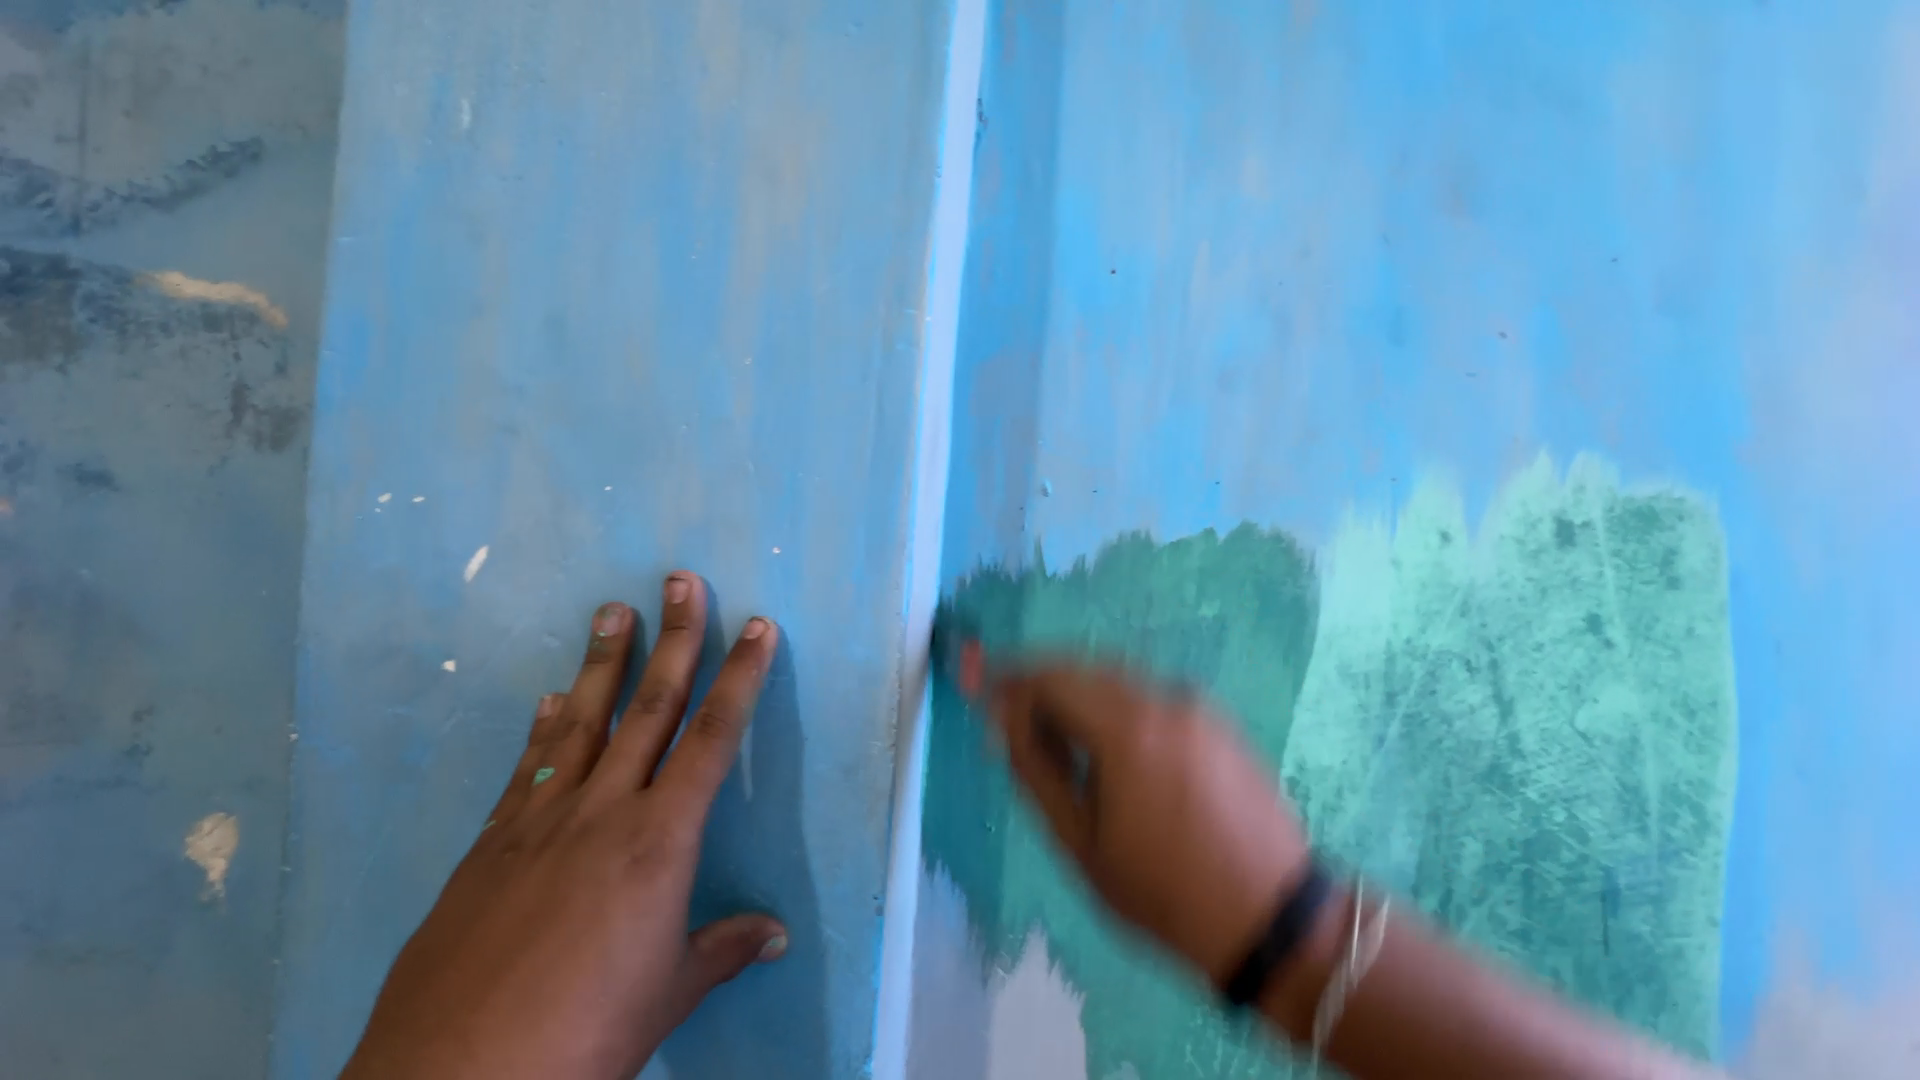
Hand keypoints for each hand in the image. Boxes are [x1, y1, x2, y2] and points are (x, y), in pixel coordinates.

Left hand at [344, 575, 783, 1079]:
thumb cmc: (587, 1034)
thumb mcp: (669, 993)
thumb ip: (724, 948)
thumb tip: (776, 934)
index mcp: (661, 840)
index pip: (714, 738)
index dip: (740, 677)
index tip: (756, 626)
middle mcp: (604, 811)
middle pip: (649, 708)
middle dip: (675, 640)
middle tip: (680, 580)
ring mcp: (540, 822)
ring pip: (582, 722)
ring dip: (603, 662)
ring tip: (613, 609)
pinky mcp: (490, 846)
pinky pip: (527, 769)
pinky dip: (544, 728)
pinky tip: (550, 699)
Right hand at [988, 664, 1310, 985]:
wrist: (1271, 921)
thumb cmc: (1162, 891)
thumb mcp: (1080, 841)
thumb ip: (1034, 768)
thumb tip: (1002, 717)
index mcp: (1128, 727)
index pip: (1052, 676)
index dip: (1011, 683)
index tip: (985, 700)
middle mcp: (1165, 699)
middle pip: (1086, 670)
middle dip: (1044, 688)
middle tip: (1016, 726)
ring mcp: (1199, 708)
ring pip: (1120, 682)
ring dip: (1081, 699)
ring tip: (1061, 745)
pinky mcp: (1220, 723)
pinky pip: (1153, 699)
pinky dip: (1119, 711)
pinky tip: (1113, 754)